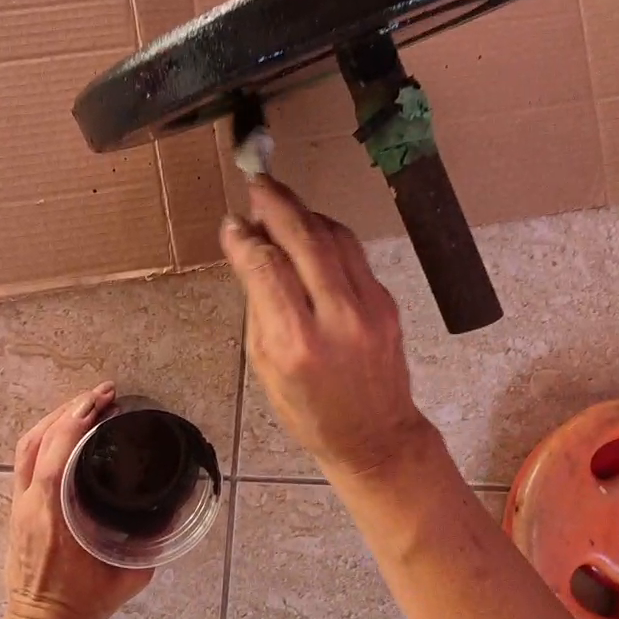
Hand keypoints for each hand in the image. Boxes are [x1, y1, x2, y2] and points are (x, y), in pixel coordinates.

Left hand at [4, 383, 154, 618]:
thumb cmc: (83, 604)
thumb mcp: (127, 577)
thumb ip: (151, 544)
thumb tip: (174, 511)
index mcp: (52, 514)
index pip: (57, 452)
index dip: (77, 419)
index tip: (104, 401)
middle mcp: (30, 502)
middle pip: (39, 439)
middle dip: (70, 409)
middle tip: (103, 394)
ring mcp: (20, 504)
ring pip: (28, 445)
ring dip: (55, 418)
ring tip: (85, 403)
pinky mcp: (17, 507)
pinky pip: (25, 460)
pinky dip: (44, 435)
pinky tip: (65, 427)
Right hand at [219, 176, 437, 478]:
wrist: (375, 435)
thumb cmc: (308, 410)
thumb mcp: (265, 367)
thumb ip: (260, 307)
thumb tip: (250, 255)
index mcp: (296, 343)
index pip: (267, 269)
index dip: (245, 238)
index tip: (231, 222)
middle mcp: (336, 318)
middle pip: (305, 240)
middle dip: (277, 204)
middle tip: (257, 183)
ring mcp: (369, 306)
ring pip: (334, 238)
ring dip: (304, 212)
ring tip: (278, 199)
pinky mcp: (387, 301)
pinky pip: (353, 253)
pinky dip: (327, 233)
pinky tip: (309, 229)